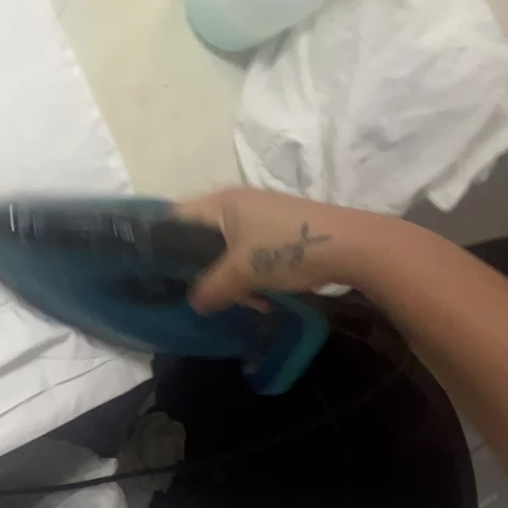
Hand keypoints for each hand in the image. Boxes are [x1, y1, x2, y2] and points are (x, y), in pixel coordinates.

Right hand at [172, 188, 383, 311]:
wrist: (356, 247)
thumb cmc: (289, 249)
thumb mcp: (242, 273)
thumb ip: (210, 289)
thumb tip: (194, 304)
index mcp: (221, 202)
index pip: (173, 216)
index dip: (158, 241)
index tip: (152, 270)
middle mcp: (237, 204)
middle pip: (199, 238)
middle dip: (199, 269)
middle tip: (200, 293)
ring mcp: (260, 217)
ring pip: (226, 251)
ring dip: (229, 279)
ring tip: (243, 301)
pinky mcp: (279, 232)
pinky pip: (249, 255)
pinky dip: (250, 276)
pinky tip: (262, 298)